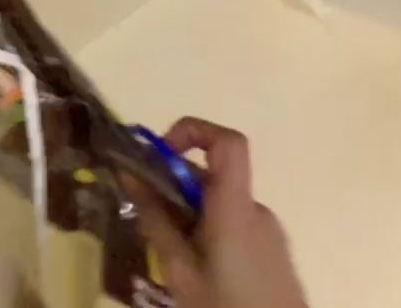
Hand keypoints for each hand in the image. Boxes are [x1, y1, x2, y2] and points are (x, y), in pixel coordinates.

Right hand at [124, 117, 309, 307]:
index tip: (158, 156)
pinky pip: (231, 222)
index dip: (192, 131)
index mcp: (235, 209)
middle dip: (170, 183)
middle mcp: (257, 211)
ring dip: (184, 210)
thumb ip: (153, 216)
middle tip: (142, 214)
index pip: (227, 142)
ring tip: (166, 252)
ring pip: (216, 201)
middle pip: (209, 173)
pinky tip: (193, 268)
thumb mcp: (178, 270)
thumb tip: (127, 170)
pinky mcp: (273, 254)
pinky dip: (204, 228)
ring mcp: (269, 234)